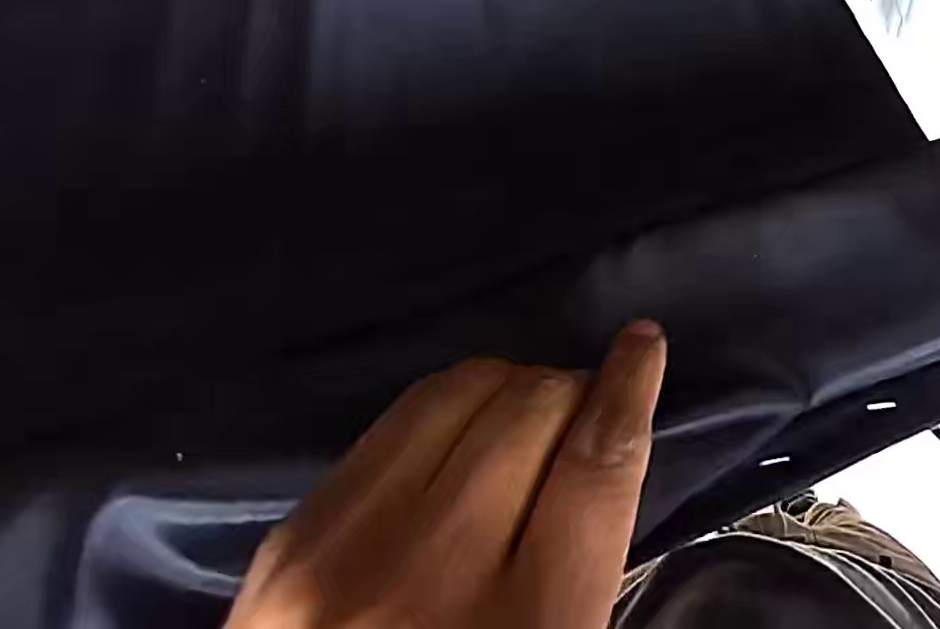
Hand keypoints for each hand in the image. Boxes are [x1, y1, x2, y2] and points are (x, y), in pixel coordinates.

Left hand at [226, 321, 666, 628]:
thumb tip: (605, 418)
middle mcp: (431, 585)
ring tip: (520, 421)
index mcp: (532, 627)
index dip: (630, 385)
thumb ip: (592, 537)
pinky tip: (463, 433)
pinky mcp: (294, 536)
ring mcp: (346, 556)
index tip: (644, 339)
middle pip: (535, 409)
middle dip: (572, 390)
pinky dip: (455, 402)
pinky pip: (407, 410)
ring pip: (467, 388)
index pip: (597, 465)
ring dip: (515, 385)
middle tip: (576, 416)